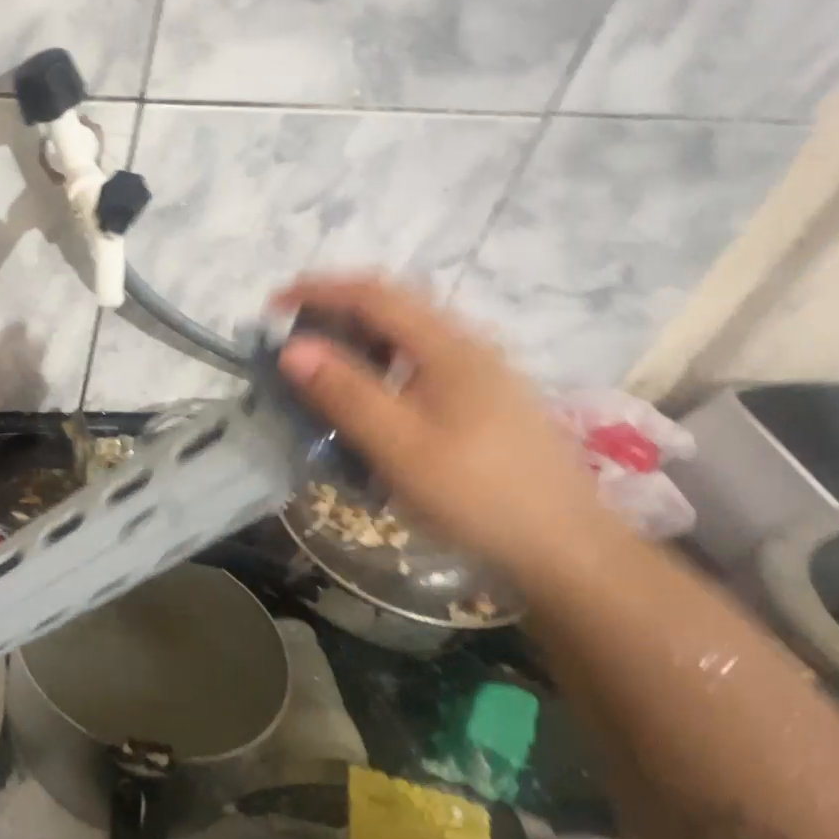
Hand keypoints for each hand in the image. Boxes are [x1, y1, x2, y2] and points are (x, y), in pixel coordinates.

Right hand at [274, 276, 627, 579]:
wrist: (566, 548)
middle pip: (395, 308)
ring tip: (318, 368)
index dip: (319, 291)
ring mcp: (483, 375)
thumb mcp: (400, 447)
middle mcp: (470, 348)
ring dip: (358, 339)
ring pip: (409, 337)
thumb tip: (292, 348)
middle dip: (336, 311)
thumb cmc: (477, 496)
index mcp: (450, 349)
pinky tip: (369, 401)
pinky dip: (380, 365)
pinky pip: (421, 364)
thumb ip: (346, 394)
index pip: (376, 295)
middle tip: (289, 338)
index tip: (272, 307)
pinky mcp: (486, 402)